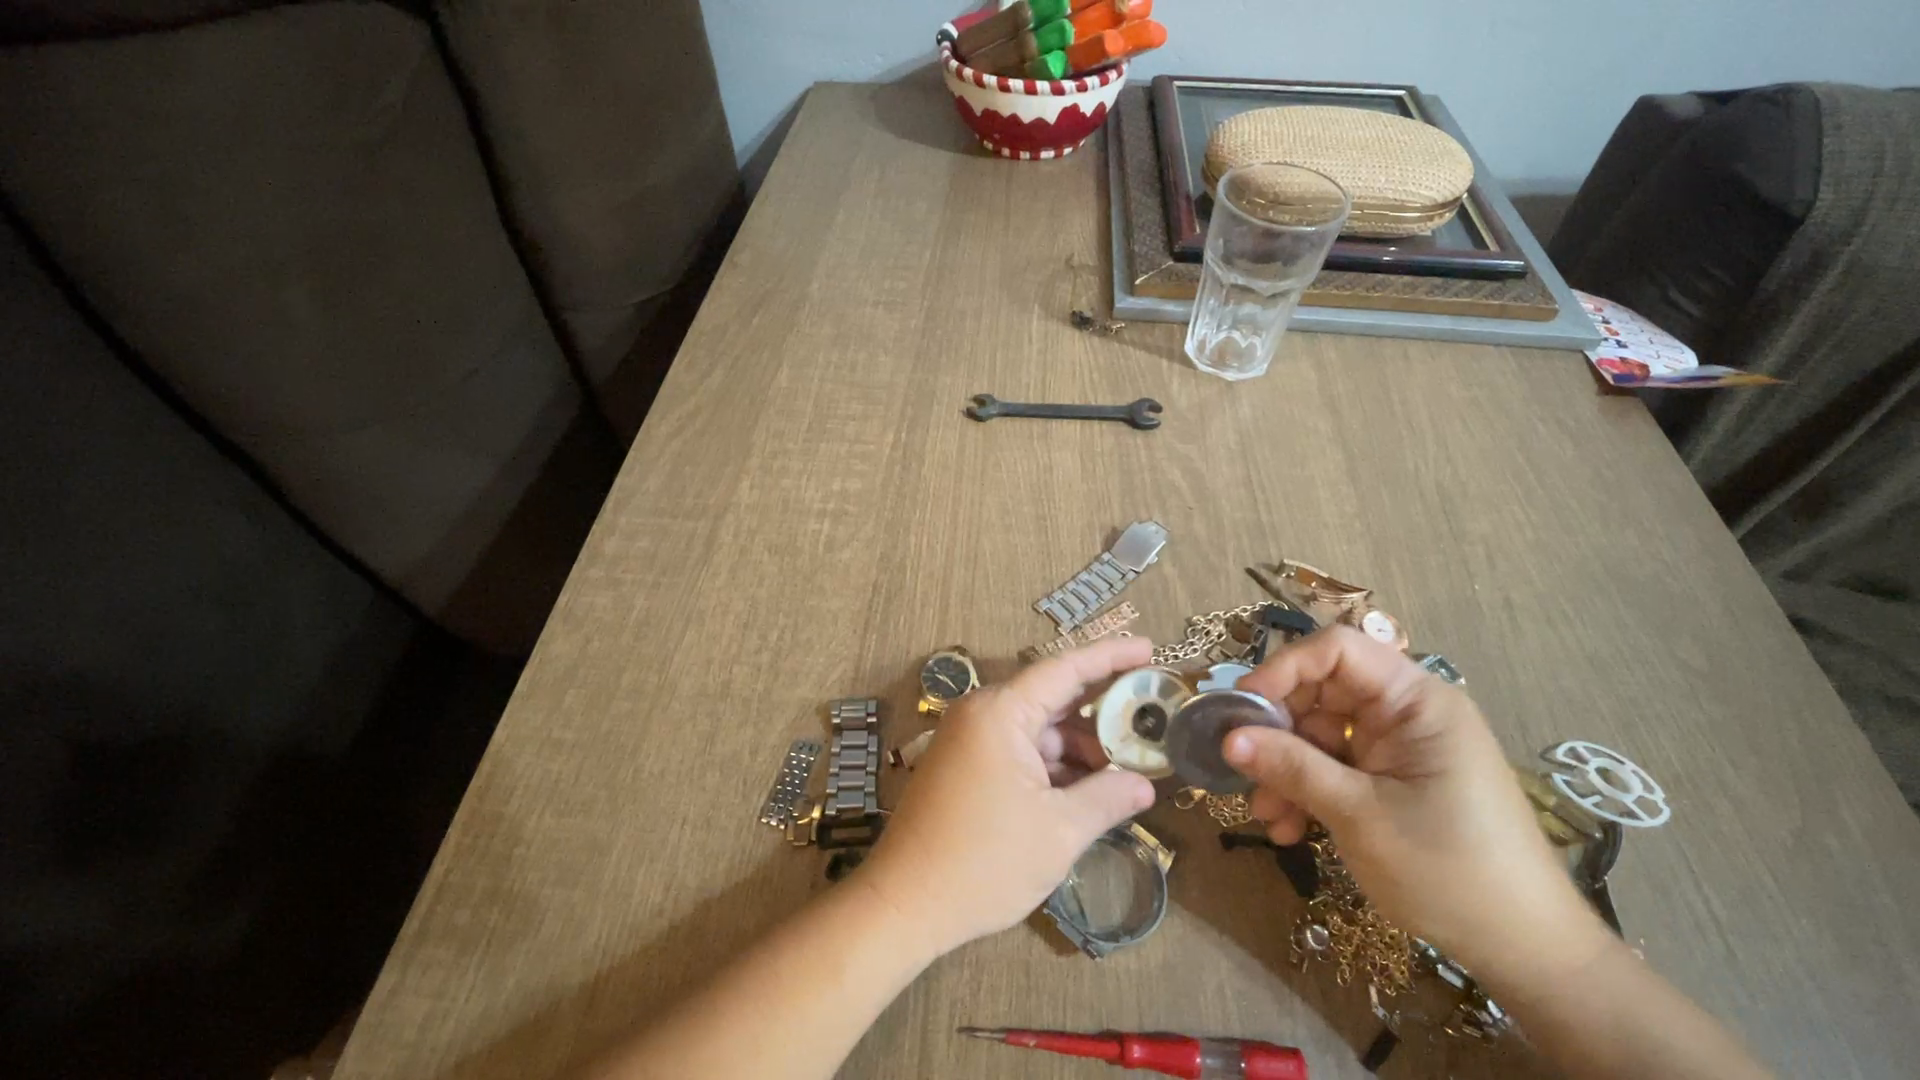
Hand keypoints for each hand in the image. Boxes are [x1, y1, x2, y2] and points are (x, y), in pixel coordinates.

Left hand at [853, 637, 1157, 955]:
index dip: (1110, 657)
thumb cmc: (984, 862)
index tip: (1149, 648)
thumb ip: (1107, 798)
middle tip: (1149, 719)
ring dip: (1078, 747)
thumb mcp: (1059, 831)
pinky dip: (1052, 766)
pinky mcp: (962, 768)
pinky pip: (1017, 752)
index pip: (1065, 669)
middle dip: (1100, 712)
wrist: (904, 904)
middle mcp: (980, 715)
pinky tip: (1086, 790)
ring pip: (1036, 730)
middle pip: (1051, 698)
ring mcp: (967, 742)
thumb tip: (1145, 785)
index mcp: (1000, 713)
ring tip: (1126, 769)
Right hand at [1226, 626, 1605, 978]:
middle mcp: (1407, 712)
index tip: (1242, 709)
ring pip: (1320, 735)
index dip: (1283, 669)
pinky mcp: (1393, 779)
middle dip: (1278, 733)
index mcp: (1416, 700)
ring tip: (1267, 818)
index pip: (1338, 650)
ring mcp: (1399, 747)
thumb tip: (1228, 737)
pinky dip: (1307, 792)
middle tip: (1243, 771)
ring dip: (1286, 771)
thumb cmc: (1448, 869)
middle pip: (1321, 693)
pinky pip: (1335, 767)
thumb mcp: (1359, 815)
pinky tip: (1290, 830)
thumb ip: (1292, 768)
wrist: (1521, 947)